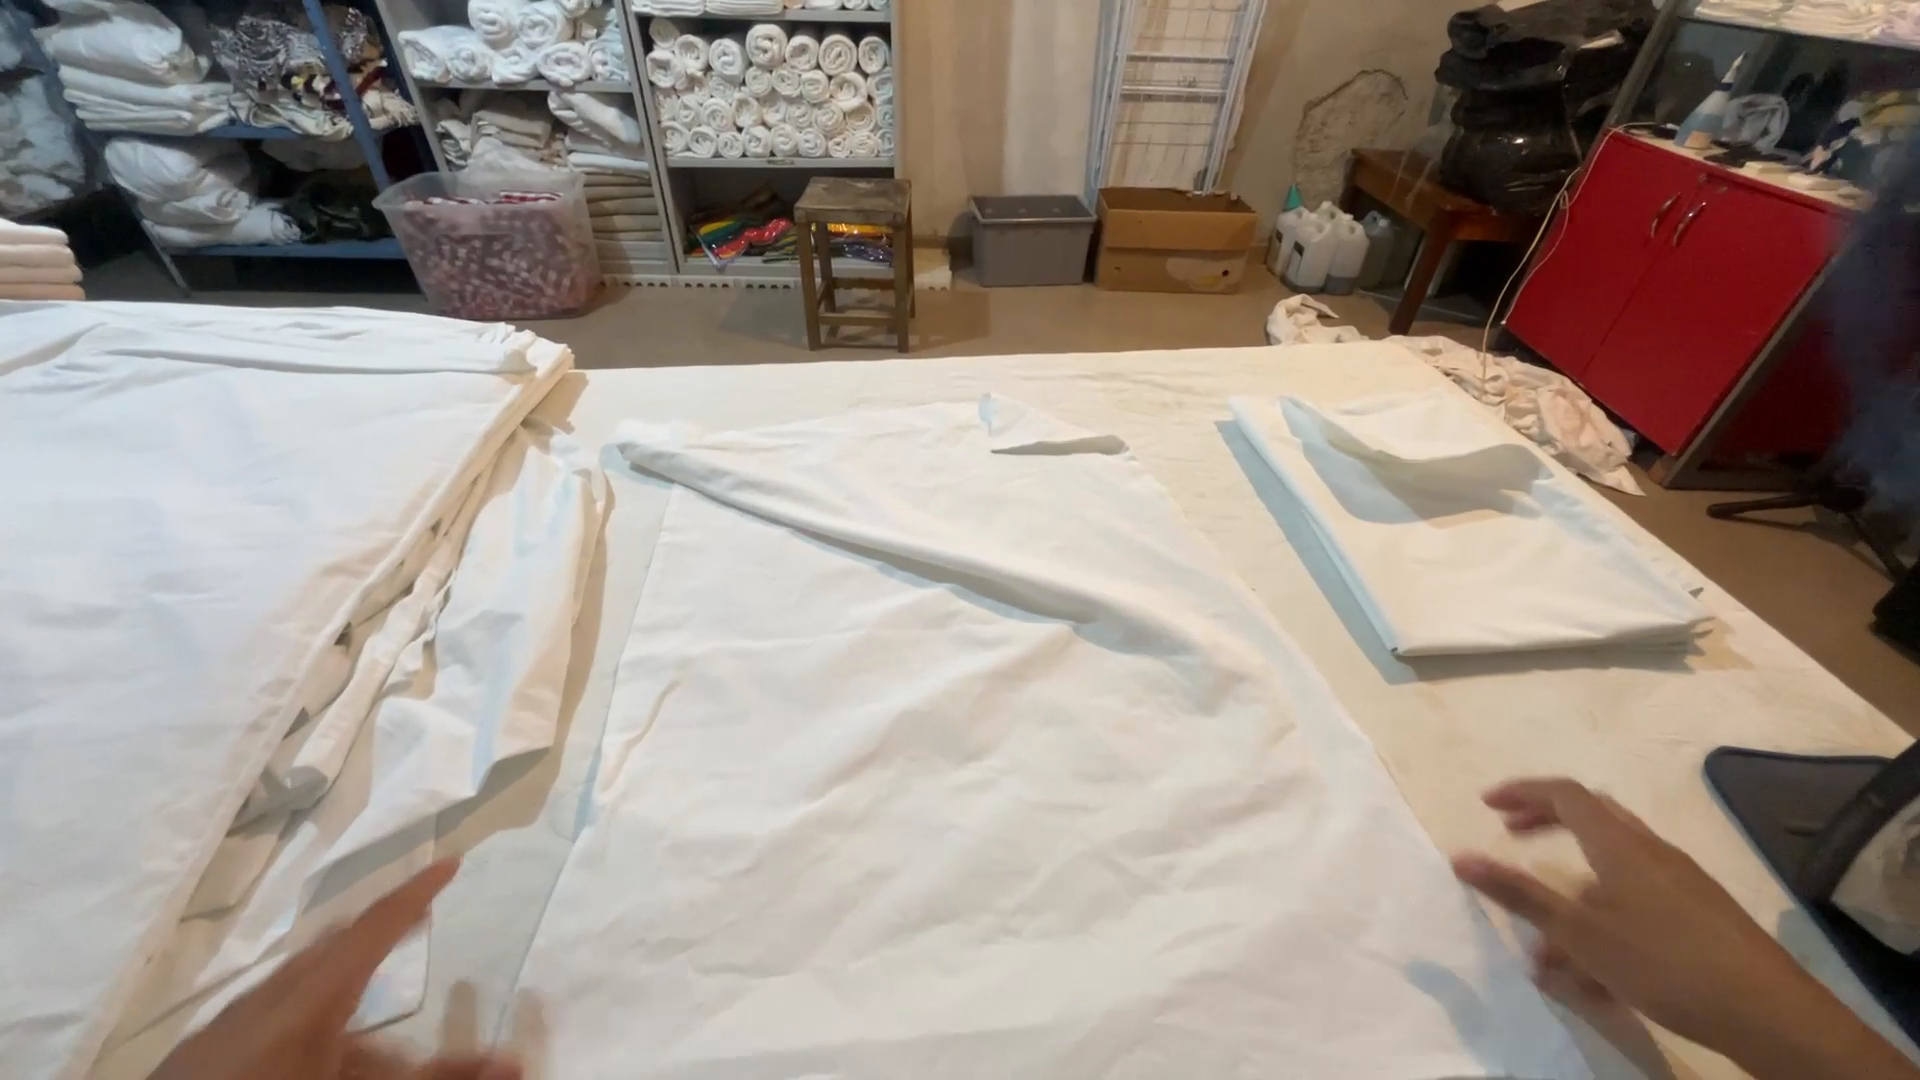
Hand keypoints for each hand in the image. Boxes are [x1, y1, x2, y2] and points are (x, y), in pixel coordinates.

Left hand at [150, 859, 519, 1079]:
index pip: (377, 926)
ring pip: (293, 977)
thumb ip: (439, 1074)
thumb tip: (518, 1060)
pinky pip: (262, 1007)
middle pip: (333, 944)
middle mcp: (269, 998)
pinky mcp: (194, 1060)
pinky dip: (299, 1001)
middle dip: (380, 924)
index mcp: (312, 997)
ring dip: (339, 965)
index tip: (450, 860)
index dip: (416, 891)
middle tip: (419, 914)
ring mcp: (223, 1029)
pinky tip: (302, 1037)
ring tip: (368, 975)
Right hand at [1454, 778, 1917, 1079]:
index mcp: (1619, 843)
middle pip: (1591, 814)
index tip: (1486, 803)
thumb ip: (1518, 893)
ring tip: (1544, 926)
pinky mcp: (1701, 914)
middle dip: (1545, 819)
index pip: (1564, 793)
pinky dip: (1603, 908)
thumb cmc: (1663, 962)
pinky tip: (1591, 961)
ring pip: (1613, 861)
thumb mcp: (1578, 932)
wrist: (1776, 1020)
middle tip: (1511, 832)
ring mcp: (1682, 881)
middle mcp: (1651, 850)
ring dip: (1571, 880)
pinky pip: (1637, 893)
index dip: (1522, 791)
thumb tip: (1459, 857)